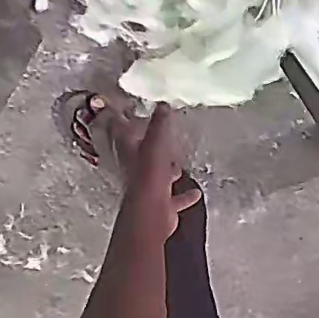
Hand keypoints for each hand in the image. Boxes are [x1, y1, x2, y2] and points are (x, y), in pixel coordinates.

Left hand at [118, 106, 201, 241]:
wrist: (150, 212)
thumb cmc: (149, 176)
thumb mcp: (155, 143)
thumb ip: (159, 124)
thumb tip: (163, 104)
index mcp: (131, 154)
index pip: (123, 134)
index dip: (123, 123)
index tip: (126, 113)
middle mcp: (137, 171)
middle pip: (141, 156)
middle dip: (150, 148)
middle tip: (161, 140)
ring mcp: (149, 189)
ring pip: (158, 177)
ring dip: (167, 172)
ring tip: (179, 166)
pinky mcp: (161, 205)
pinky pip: (174, 198)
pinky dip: (184, 196)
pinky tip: (195, 193)